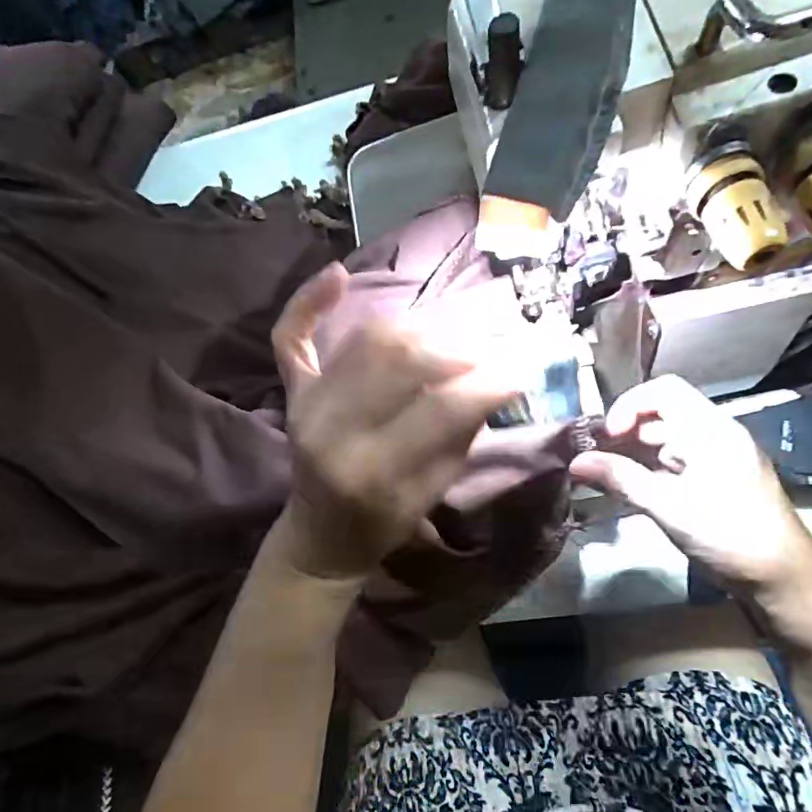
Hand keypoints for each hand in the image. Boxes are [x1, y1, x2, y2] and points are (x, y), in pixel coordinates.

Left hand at [269, 265, 520, 580]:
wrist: (322, 536)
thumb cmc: (385, 521)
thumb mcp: (433, 492)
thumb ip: (462, 432)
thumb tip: (498, 374)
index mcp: (373, 470)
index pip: (441, 407)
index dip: (488, 382)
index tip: (520, 370)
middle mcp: (331, 430)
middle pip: (400, 358)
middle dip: (456, 351)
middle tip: (483, 357)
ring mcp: (305, 405)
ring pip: (366, 338)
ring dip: (417, 330)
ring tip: (446, 341)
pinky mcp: (292, 392)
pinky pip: (290, 337)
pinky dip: (308, 301)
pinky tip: (339, 275)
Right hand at [569, 374, 811, 595]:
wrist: (782, 578)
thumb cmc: (727, 534)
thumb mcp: (667, 506)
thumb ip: (620, 479)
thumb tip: (576, 462)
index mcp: (710, 430)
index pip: (663, 391)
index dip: (628, 406)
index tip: (607, 437)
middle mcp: (716, 436)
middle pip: (661, 415)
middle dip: (624, 434)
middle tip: (594, 459)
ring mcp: (719, 459)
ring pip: (666, 441)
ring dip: (633, 454)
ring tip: (604, 477)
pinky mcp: (718, 481)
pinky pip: (677, 463)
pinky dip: (649, 471)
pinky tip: (629, 491)